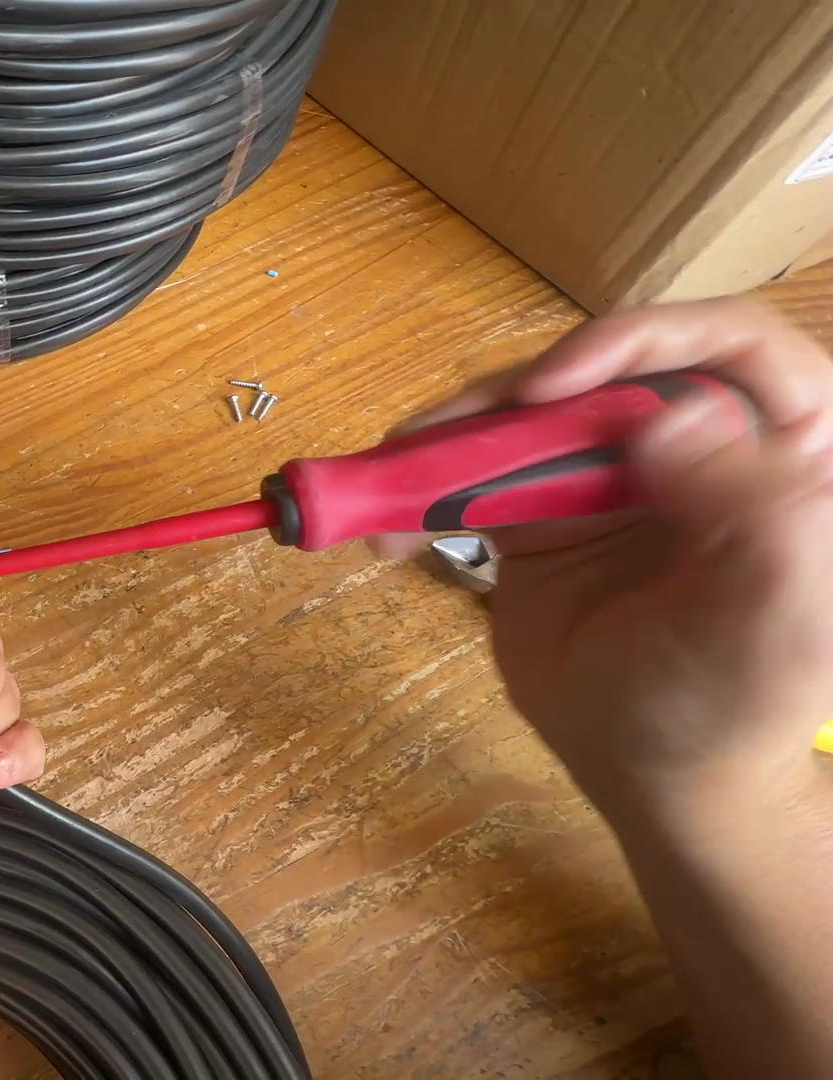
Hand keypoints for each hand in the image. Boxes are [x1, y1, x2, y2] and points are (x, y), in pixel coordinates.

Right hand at [378, 298, 832, 831]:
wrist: (640, 762)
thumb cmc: (724, 701)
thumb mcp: (772, 618)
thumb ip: (754, 512)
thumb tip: (665, 418)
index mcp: (779, 457)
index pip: (725, 351)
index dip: (633, 344)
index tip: (543, 387)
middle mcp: (686, 453)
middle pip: (586, 382)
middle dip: (496, 401)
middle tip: (420, 439)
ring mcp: (599, 484)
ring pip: (512, 427)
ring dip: (435, 449)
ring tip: (374, 485)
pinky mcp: (532, 516)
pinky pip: (464, 483)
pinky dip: (412, 501)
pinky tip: (383, 535)